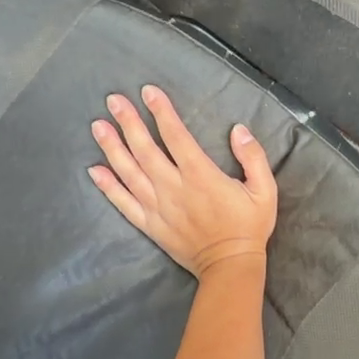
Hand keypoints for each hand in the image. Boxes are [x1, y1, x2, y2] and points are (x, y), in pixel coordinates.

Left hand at [88, 85, 277, 278]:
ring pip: (129, 173)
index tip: (148, 92)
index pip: (176, 136)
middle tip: (113, 100)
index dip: (161, 112)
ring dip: (112, 148)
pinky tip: (94, 171)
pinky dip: (107, 186)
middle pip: (145, 149)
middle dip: (129, 122)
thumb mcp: (264, 189)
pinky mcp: (150, 224)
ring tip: (98, 126)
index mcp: (200, 175)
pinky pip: (123, 203)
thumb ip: (253, 156)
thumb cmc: (249, 225)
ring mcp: (158, 207)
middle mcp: (173, 188)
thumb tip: (239, 129)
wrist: (230, 266)